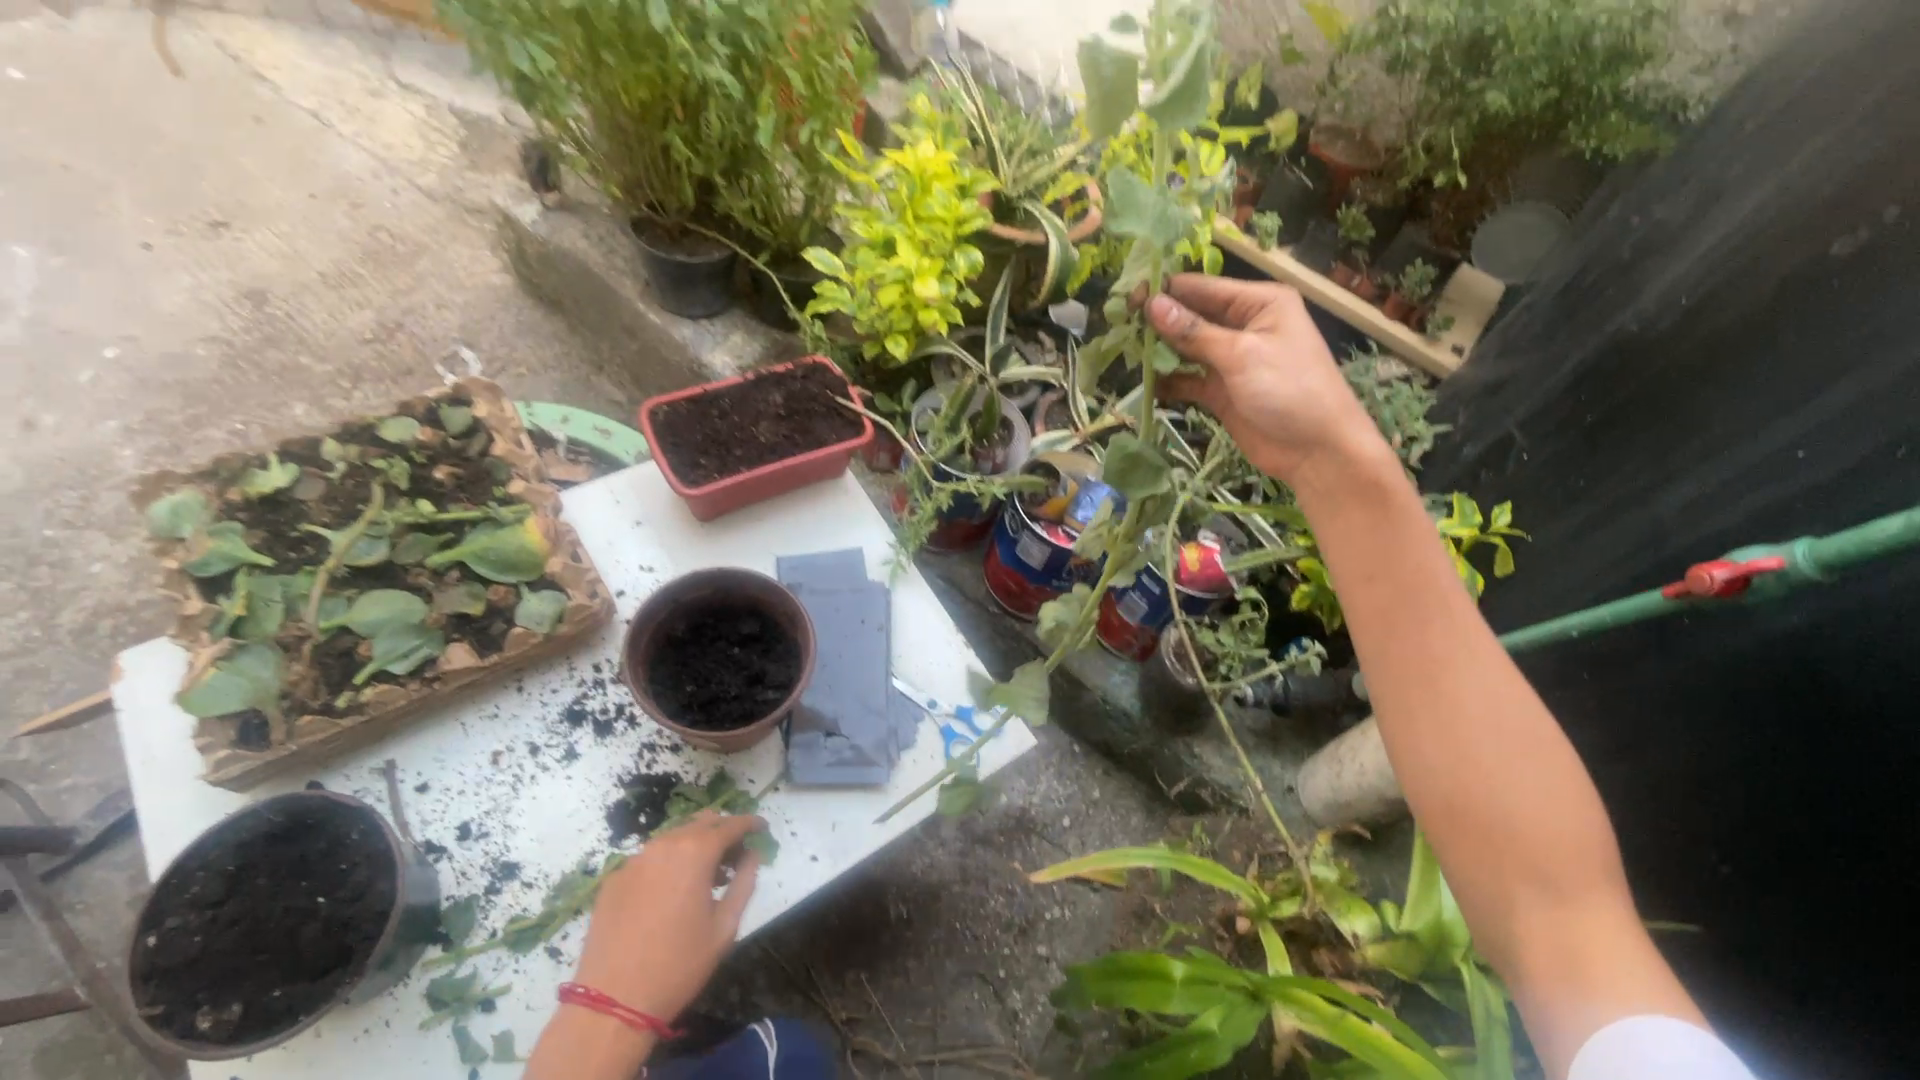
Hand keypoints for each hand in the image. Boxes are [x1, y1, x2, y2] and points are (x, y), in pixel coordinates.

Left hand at [571, 810, 765, 1022]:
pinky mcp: (613, 880)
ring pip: (672, 838)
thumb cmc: (679, 965)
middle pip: (700, 823)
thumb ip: (744, 884)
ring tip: (706, 876)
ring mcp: (633, 861)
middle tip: (736, 856)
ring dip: (694, 846)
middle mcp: (662, 846)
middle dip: (722, 832)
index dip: (750, 824)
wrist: (612, 1001)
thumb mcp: (724, 928)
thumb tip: (751, 857)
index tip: (763, 829)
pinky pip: (648, 860)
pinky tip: (670, 893)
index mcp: (694, 853)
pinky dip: (667, 864)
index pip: (730, 825)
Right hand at [1144, 275, 1393, 492]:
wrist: (1318, 451)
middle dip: (1156, 321)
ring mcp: (1230, 358)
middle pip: (1189, 315)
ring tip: (1121, 353)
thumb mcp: (1241, 356)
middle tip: (1116, 328)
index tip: (1126, 300)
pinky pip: (1187, 379)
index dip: (1163, 292)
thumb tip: (1151, 304)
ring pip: (1184, 347)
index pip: (1201, 287)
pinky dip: (1167, 381)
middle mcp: (1243, 324)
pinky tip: (1142, 384)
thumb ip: (1194, 332)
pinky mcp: (1220, 390)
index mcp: (1258, 302)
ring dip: (1157, 351)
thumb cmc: (1290, 390)